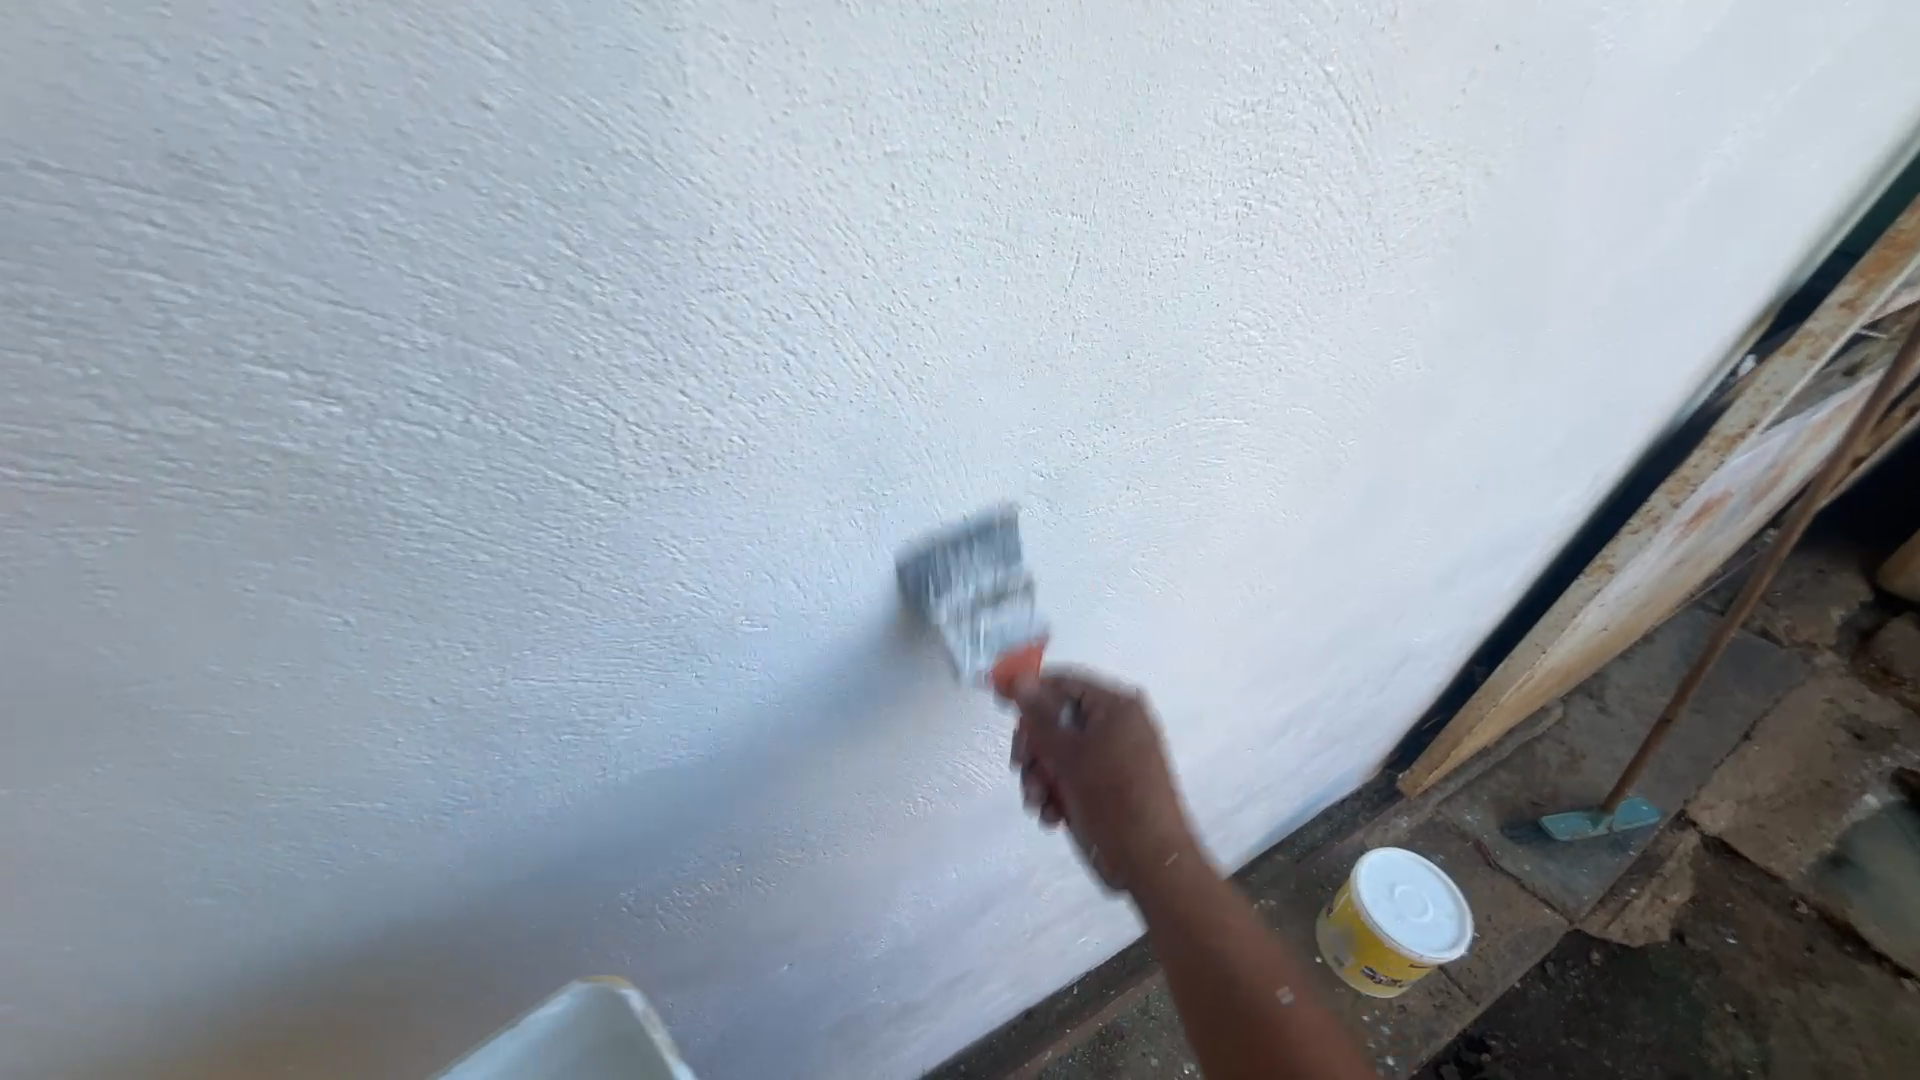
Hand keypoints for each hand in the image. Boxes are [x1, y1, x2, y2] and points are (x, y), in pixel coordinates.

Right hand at [1005, 669, 1203, 891]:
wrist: (1150, 864)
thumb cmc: (1112, 799)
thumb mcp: (1069, 754)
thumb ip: (1040, 715)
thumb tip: (1021, 680)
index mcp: (1116, 707)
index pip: (1064, 683)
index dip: (1030, 692)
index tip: (1000, 706)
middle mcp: (1115, 726)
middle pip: (1056, 719)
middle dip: (1034, 747)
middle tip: (1020, 766)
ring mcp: (1111, 758)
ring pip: (1057, 753)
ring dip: (1039, 777)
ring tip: (1038, 801)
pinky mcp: (1105, 787)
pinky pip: (1070, 778)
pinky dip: (1055, 794)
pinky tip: (1051, 816)